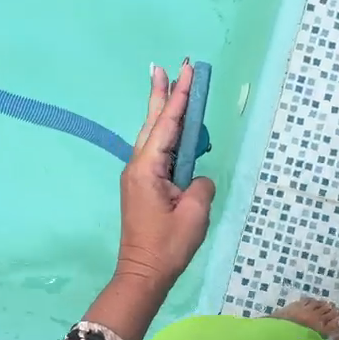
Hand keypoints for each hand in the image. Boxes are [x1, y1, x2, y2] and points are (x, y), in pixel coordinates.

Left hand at [114, 61, 215, 294]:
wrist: (144, 273)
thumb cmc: (168, 245)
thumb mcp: (194, 214)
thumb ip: (200, 185)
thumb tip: (196, 179)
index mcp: (147, 169)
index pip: (167, 125)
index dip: (180, 97)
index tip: (185, 71)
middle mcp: (138, 166)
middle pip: (153, 122)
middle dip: (163, 94)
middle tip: (167, 66)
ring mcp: (138, 177)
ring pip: (152, 135)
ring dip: (162, 110)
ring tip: (167, 83)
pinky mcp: (143, 187)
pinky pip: (155, 151)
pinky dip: (165, 133)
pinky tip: (171, 127)